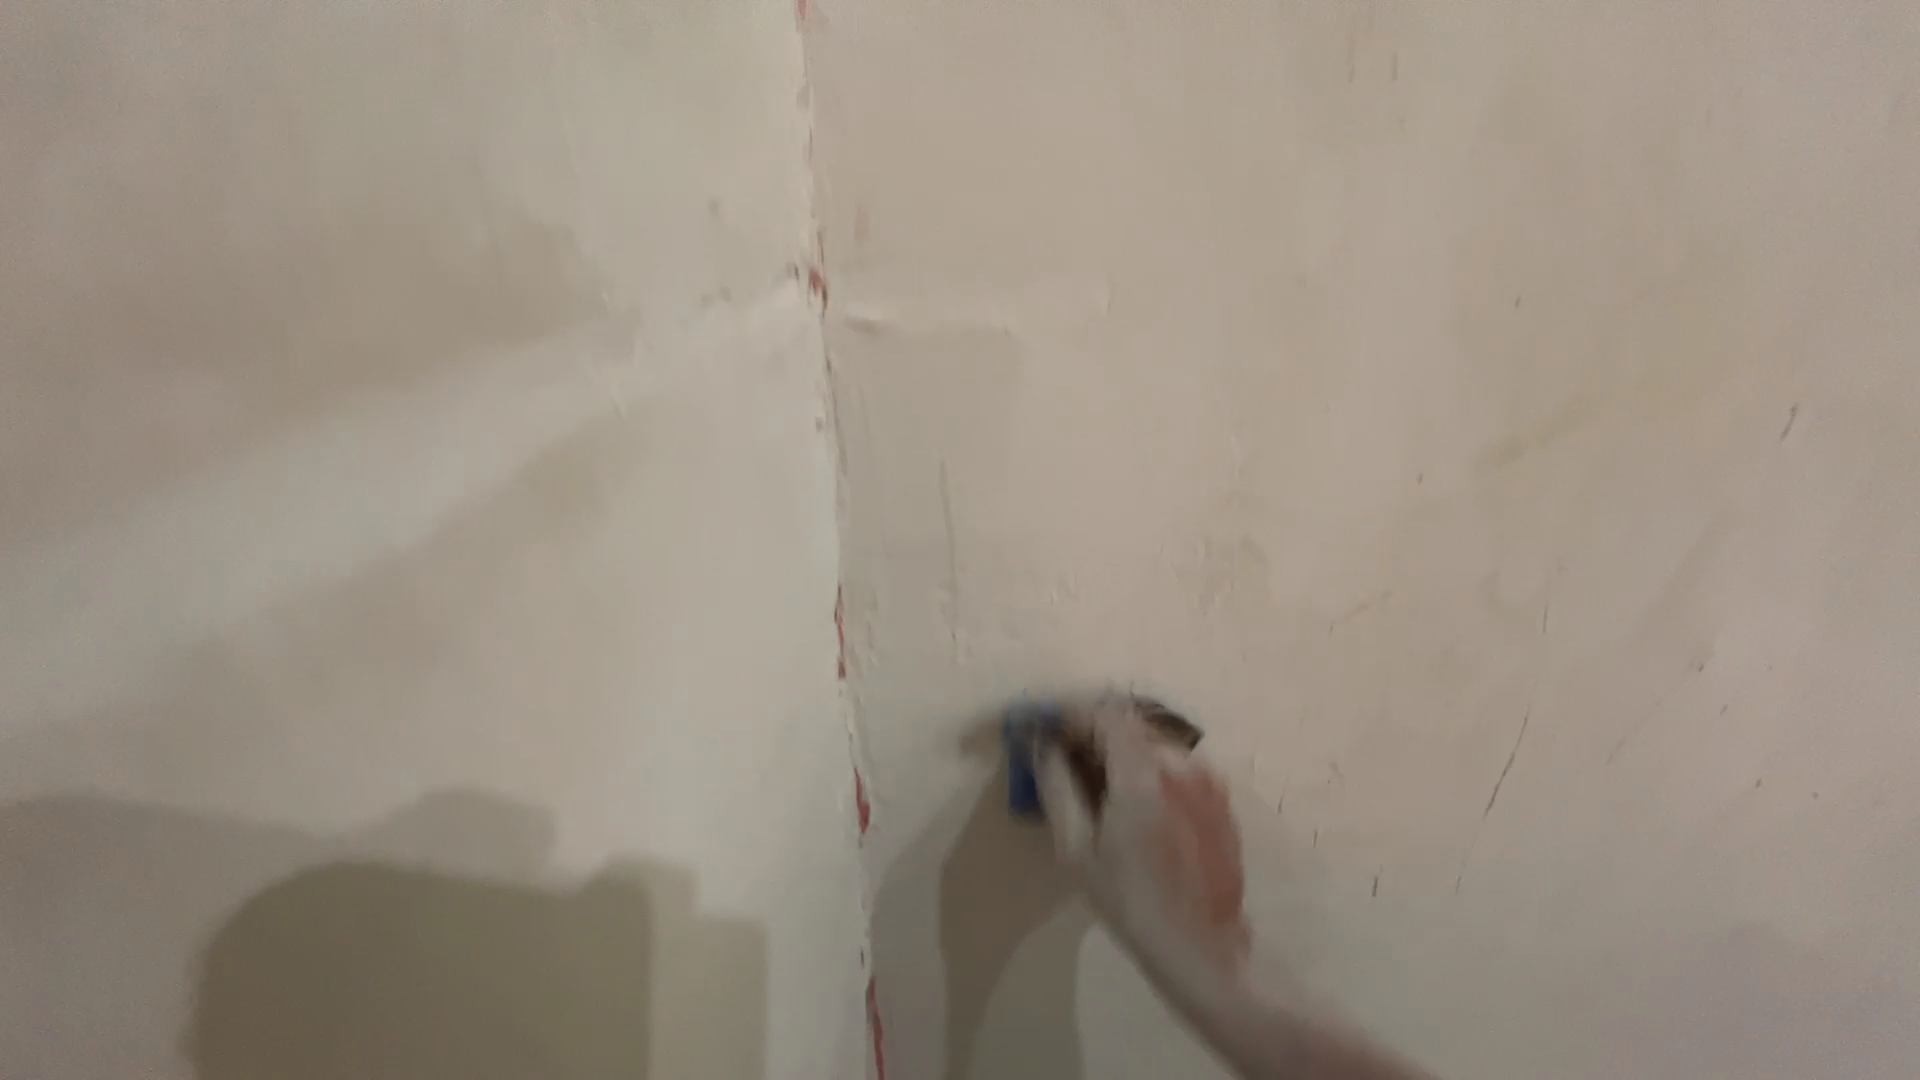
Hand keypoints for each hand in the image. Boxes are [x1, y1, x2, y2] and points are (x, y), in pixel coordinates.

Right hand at [1034, 694, 1251, 974]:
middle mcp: (1179, 762)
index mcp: (1143, 772)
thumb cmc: (1130, 901)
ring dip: (1115, 744)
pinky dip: (1142, 763)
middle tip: (1059, 749)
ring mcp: (1205, 776)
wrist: (1202, 948)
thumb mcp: (1076, 848)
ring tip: (1089, 774)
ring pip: (1149, 739)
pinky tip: (1126, 796)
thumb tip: (1039, 743)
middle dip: (1088, 727)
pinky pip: (1171, 761)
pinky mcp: (1217, 794)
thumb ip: (1056, 785)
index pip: (1102, 713)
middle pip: (1127, 721)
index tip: (1042, 725)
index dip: (1068, 712)